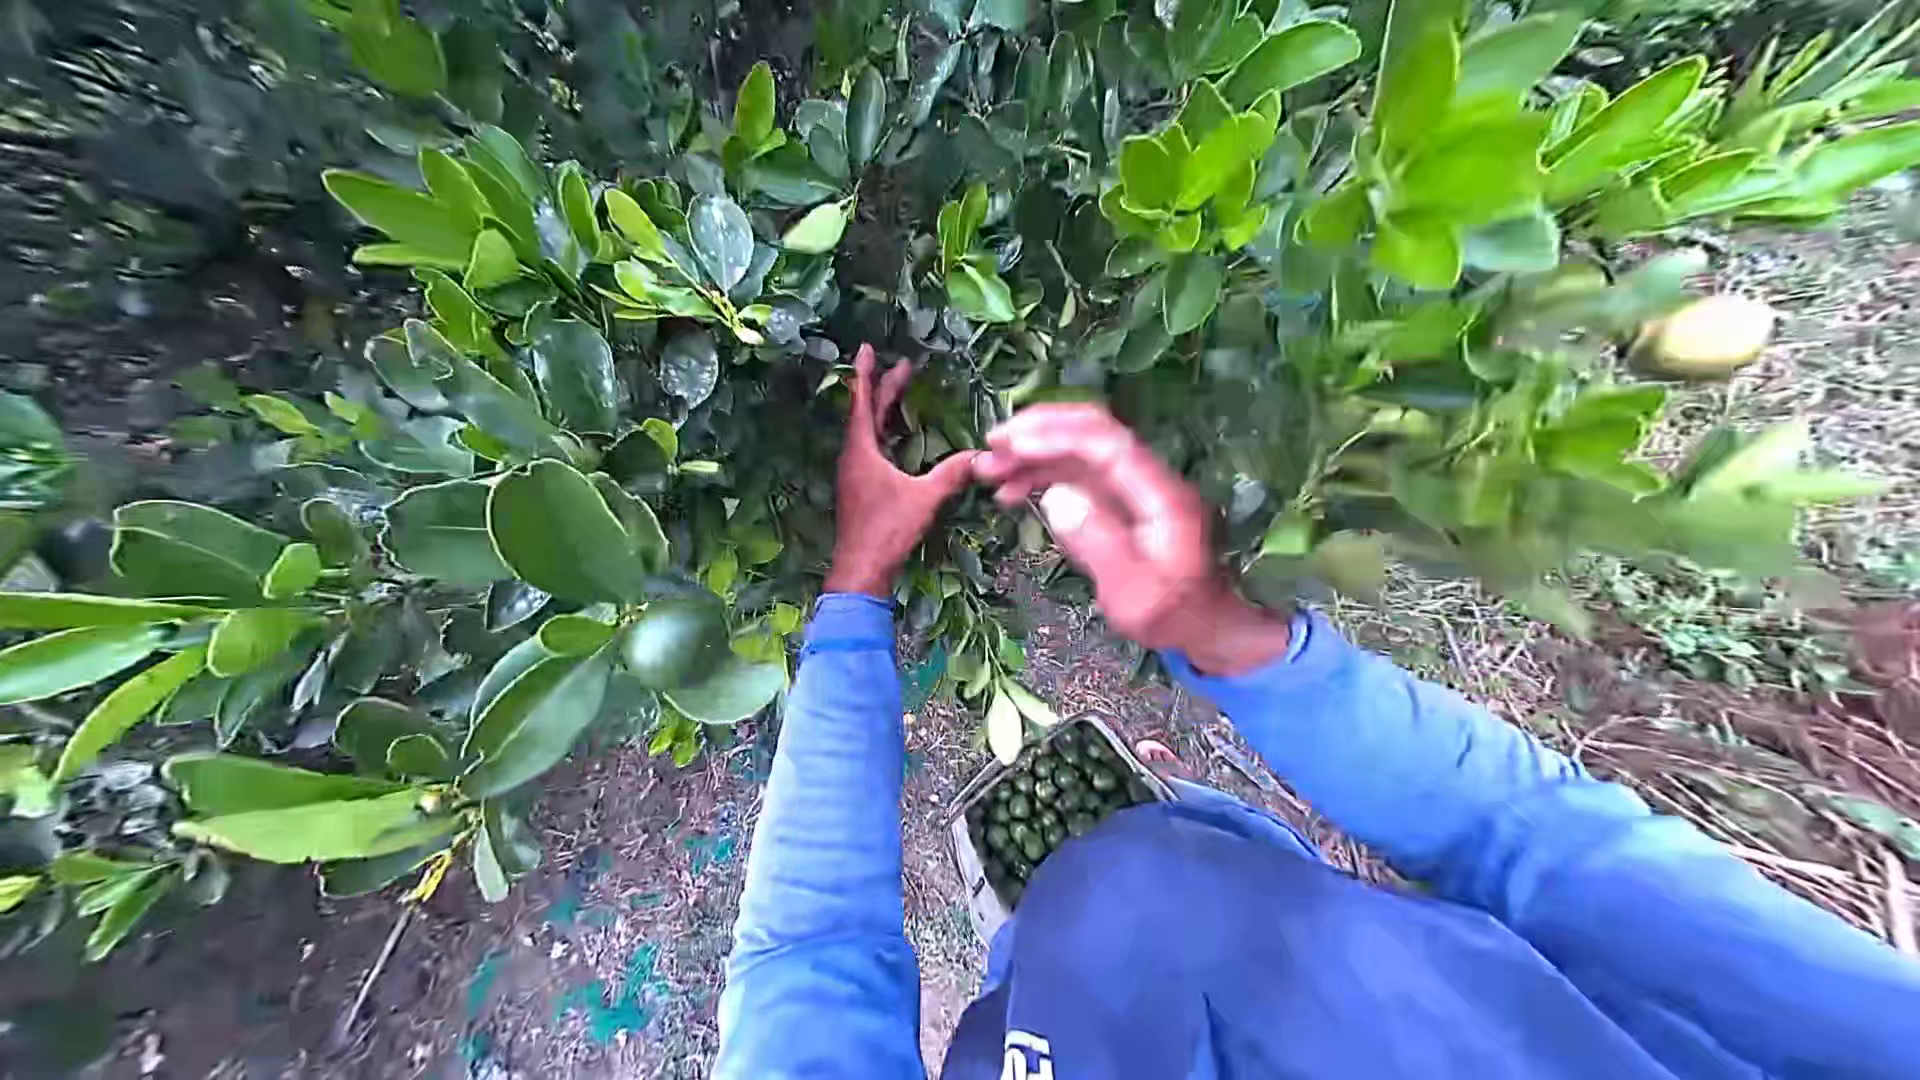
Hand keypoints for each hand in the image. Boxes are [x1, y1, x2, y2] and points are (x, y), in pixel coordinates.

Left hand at [823, 345, 975, 597]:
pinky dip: (884, 435)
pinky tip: (898, 439)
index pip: (861, 402)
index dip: (865, 374)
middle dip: (884, 389)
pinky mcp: (860, 489)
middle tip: (903, 368)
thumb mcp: (924, 498)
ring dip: (883, 412)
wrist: (861, 569)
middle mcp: (853, 457)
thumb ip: (951, 474)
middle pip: (867, 414)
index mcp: (861, 451)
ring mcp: (854, 474)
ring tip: (899, 394)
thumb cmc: (887, 529)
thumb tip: (982, 456)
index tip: (867, 348)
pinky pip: (871, 450)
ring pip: (868, 433)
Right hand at [973, 404, 1289, 674]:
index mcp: (1159, 495)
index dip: (1056, 436)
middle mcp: (1146, 479)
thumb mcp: (1134, 592)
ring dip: (1033, 453)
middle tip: (992, 443)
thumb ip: (1097, 542)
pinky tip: (1013, 490)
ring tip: (990, 469)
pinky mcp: (1117, 501)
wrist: (1202, 624)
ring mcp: (1131, 488)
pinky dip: (1042, 476)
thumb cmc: (1171, 614)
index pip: (1105, 444)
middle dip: (1039, 431)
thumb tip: (1056, 496)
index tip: (1012, 444)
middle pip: (1091, 433)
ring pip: (1078, 453)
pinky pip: (1075, 475)